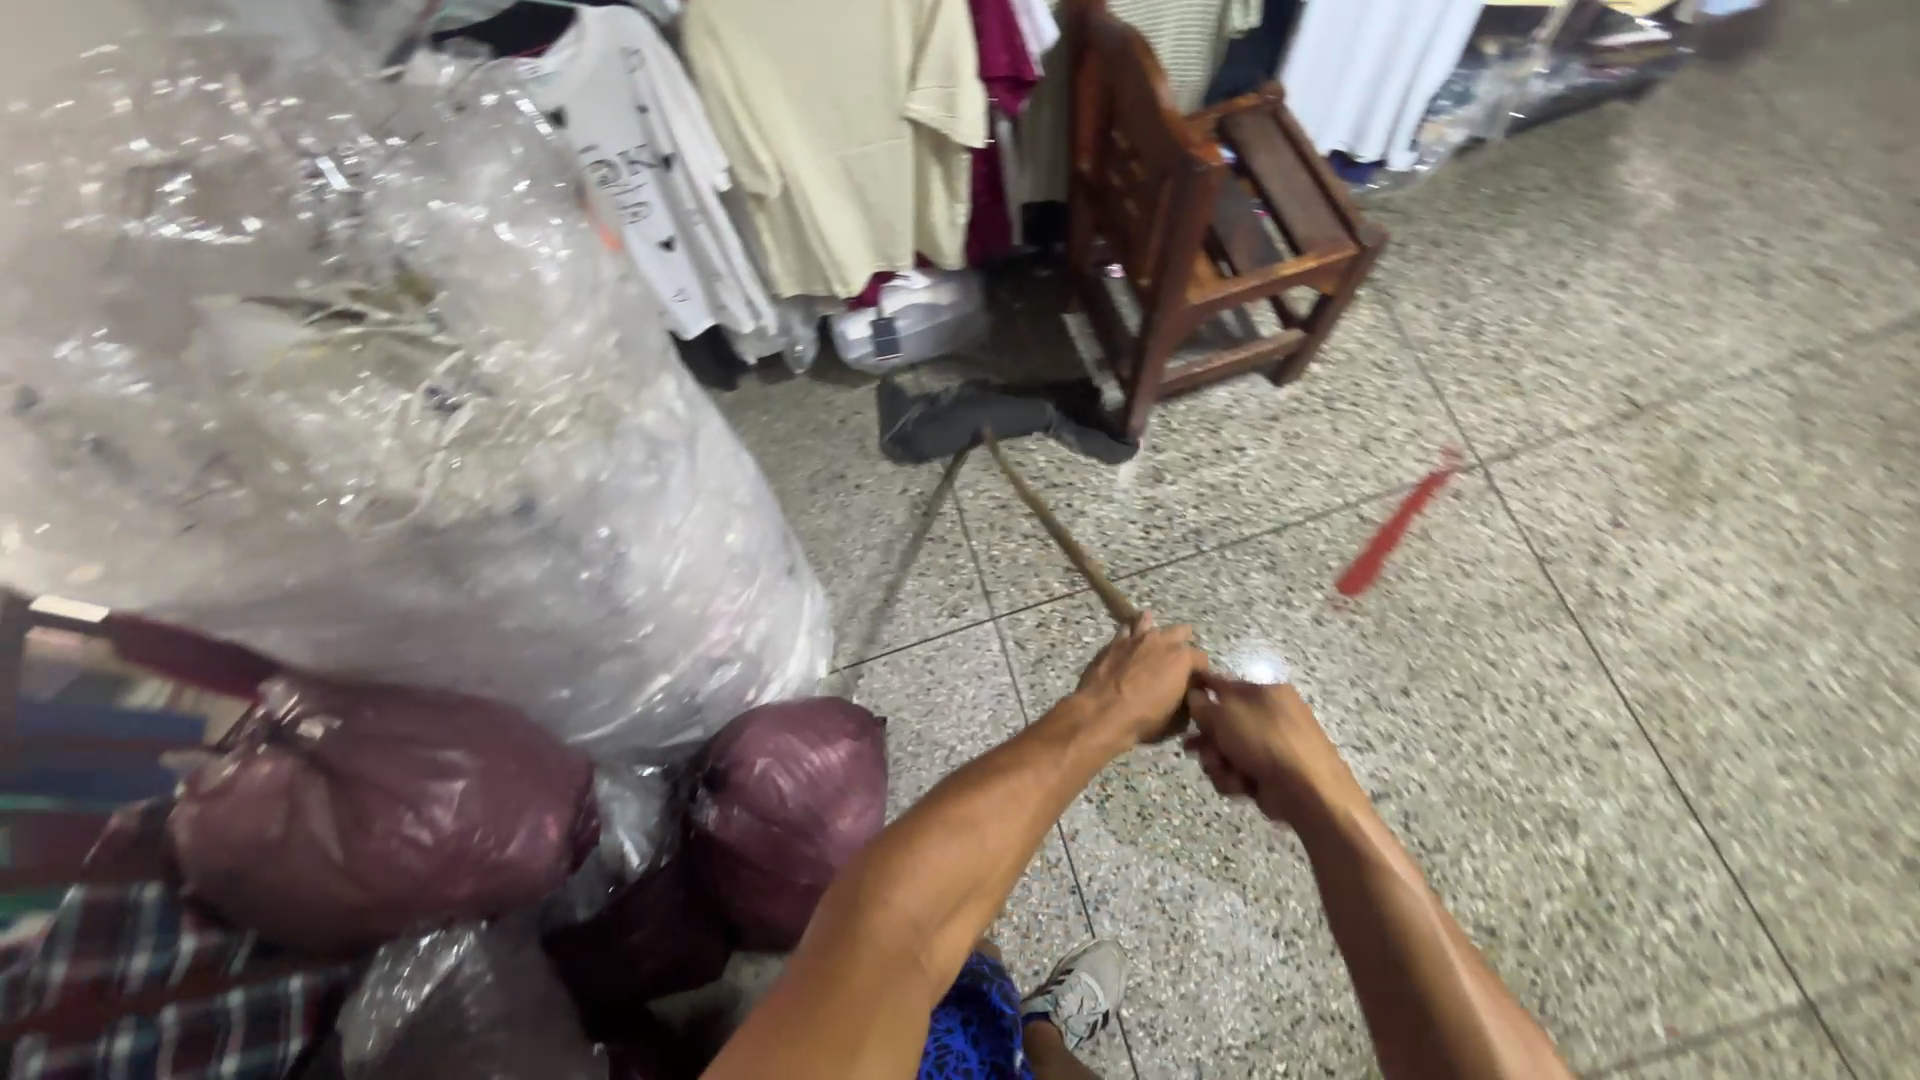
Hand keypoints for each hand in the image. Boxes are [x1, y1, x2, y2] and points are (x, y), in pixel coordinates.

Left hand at [1071, 613, 1208, 744]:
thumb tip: (1187, 696)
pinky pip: (1126, 630)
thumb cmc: (1144, 719)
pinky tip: (1128, 643)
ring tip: (1153, 642)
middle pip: (1180, 631)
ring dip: (1154, 632)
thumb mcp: (1176, 719)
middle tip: (1178, 659)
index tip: (1195, 682)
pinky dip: (1130, 635)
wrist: (1102, 712)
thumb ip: (1186, 702)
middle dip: (1183, 643)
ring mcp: (1136, 638)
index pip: (1202, 659)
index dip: (1200, 672)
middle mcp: (1161, 641)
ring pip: (1149, 622)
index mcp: (1182, 658)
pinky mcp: (1114, 642)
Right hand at [1182, 673, 1365, 825]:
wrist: (1307, 790)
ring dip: (1218, 763)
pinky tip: (1240, 785)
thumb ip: (1203, 704)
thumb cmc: (1265, 740)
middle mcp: (1270, 715)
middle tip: (1193, 749)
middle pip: (1222, 723)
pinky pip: (1239, 771)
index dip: (1201, 688)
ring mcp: (1271, 746)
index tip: (1183, 695)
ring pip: (1226, 751)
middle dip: (1207, 740)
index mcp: (1265, 692)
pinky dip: (1235, 779)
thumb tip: (1195, 697)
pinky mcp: (1271, 774)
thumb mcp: (1226, 714)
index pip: (1224, 683)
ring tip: (1223, 771)